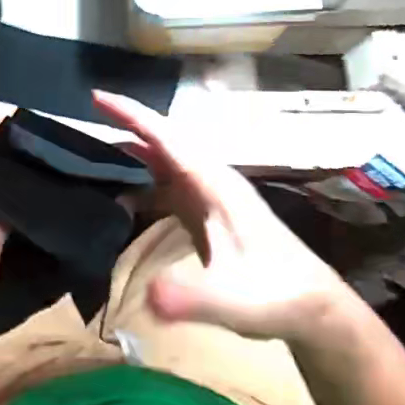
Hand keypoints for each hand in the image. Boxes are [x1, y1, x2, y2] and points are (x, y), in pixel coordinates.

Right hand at [94, 91, 369, 344]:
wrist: (312, 307)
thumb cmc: (275, 297)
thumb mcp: (233, 302)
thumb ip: (193, 297)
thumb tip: (147, 294)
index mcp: (216, 185)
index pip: (168, 139)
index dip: (133, 116)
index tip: (98, 97)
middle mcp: (212, 181)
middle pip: (165, 140)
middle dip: (129, 121)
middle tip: (91, 108)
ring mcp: (210, 197)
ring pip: (167, 159)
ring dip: (136, 146)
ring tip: (97, 142)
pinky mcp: (207, 215)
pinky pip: (169, 182)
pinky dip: (144, 176)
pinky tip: (124, 190)